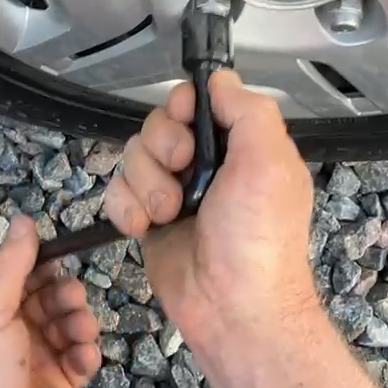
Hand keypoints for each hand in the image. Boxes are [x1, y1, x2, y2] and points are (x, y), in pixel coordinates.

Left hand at [0, 216, 100, 387]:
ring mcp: (40, 356)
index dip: (47, 264)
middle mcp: (16, 326)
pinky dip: (87, 355)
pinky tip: (81, 363)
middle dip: (68, 295)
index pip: (26, 271)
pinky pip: (83, 357)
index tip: (65, 259)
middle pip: (54, 295)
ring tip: (79, 338)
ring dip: (81, 324)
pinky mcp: (61, 384)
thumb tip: (26, 219)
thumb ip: (10, 265)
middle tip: (72, 304)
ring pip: (72, 323)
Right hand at [103, 70, 319, 351]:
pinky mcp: (146, 219)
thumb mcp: (270, 162)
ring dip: (147, 184)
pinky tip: (146, 228)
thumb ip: (248, 111)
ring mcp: (172, 192)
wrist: (233, 309)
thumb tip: (218, 78)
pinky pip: (117, 192)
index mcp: (239, 146)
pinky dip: (127, 208)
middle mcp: (204, 164)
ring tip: (170, 214)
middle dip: (163, 147)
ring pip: (133, 156)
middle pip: (158, 125)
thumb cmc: (258, 236)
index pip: (196, 101)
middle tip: (183, 173)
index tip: (187, 123)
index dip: (183, 106)